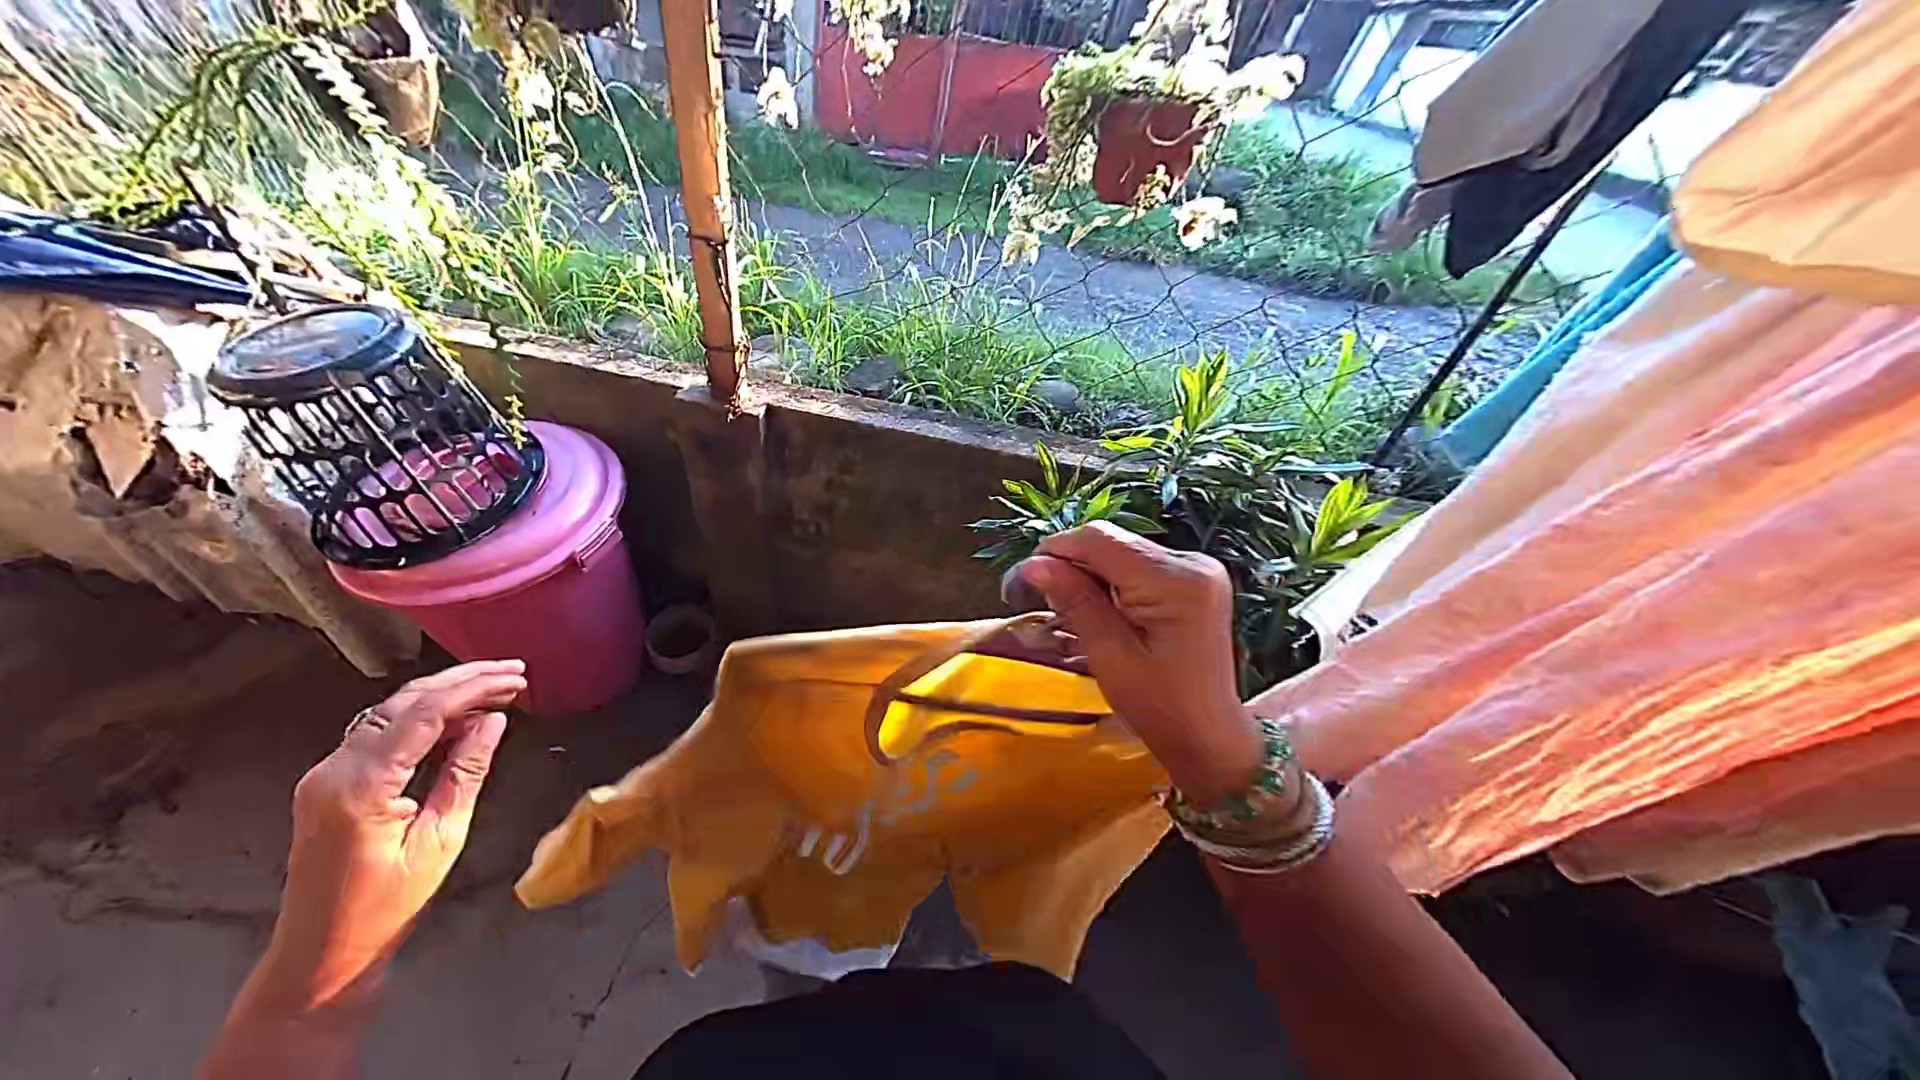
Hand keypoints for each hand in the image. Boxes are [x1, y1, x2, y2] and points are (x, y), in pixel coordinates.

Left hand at [265, 659, 525, 1007]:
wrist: (321, 955)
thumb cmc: (388, 905)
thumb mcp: (442, 837)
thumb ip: (466, 771)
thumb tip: (493, 721)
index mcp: (361, 787)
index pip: (423, 714)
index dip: (474, 688)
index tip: (516, 678)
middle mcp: (333, 771)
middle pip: (403, 702)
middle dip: (461, 681)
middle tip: (513, 673)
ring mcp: (325, 775)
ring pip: (390, 712)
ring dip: (444, 694)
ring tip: (496, 688)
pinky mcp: (330, 782)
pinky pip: (381, 732)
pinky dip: (424, 716)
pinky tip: (460, 717)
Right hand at [1008, 523, 1260, 803]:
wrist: (1209, 734)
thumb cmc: (1160, 706)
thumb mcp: (1110, 655)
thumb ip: (1075, 601)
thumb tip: (1033, 564)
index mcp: (1174, 580)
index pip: (1101, 540)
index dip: (1057, 550)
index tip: (1027, 577)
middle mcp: (1191, 562)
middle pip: (1112, 542)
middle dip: (1073, 564)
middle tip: (1047, 601)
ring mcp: (1197, 568)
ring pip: (1122, 551)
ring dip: (1091, 574)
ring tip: (1074, 611)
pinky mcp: (1194, 578)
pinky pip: (1139, 565)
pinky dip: (1112, 581)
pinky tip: (1103, 610)